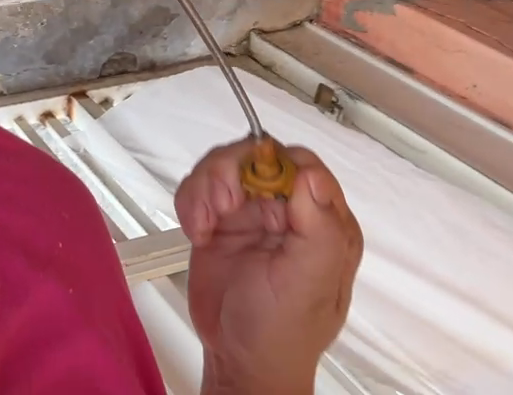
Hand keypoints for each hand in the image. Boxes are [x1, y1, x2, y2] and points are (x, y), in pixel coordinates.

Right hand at [174, 140, 362, 394]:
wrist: (237, 357)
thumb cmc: (281, 328)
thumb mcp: (306, 283)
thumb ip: (317, 230)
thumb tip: (310, 175)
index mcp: (324, 222)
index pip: (302, 164)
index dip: (272, 165)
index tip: (248, 189)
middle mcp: (288, 210)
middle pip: (253, 155)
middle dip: (226, 174)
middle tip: (219, 206)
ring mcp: (250, 212)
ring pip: (221, 165)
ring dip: (203, 189)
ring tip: (202, 225)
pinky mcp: (218, 217)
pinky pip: (197, 185)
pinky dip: (189, 202)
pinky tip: (197, 232)